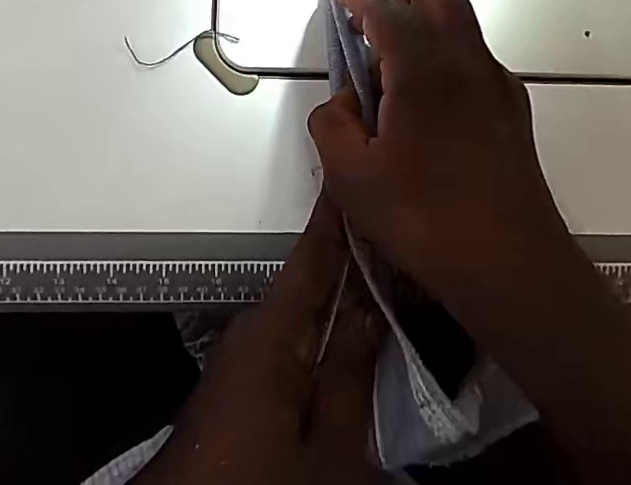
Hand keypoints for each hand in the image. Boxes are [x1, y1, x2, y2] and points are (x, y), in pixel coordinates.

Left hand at [135, 197, 387, 484]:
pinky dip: (319, 325)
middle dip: (348, 256)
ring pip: (300, 310)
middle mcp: (253, 327)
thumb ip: (350, 369)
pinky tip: (345, 332)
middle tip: (389, 232)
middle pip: (309, 281)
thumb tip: (370, 305)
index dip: (334, 218)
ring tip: (381, 275)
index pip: (311, 258)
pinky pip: (287, 335)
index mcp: (271, 331)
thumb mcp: (328, 442)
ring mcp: (243, 349)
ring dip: (337, 293)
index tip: (351, 175)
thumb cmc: (262, 480)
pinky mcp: (241, 373)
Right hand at [306, 0, 575, 304]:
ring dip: (416, 27)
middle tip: (364, 26)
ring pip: (456, 24)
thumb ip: (330, 122)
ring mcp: (496, 86)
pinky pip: (467, 58)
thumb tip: (344, 103)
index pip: (387, 9)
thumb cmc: (430, 224)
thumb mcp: (350, 177)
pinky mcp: (509, 110)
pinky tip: (413, 107)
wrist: (513, 273)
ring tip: (382, 79)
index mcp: (427, 74)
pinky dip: (435, 56)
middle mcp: (469, 67)